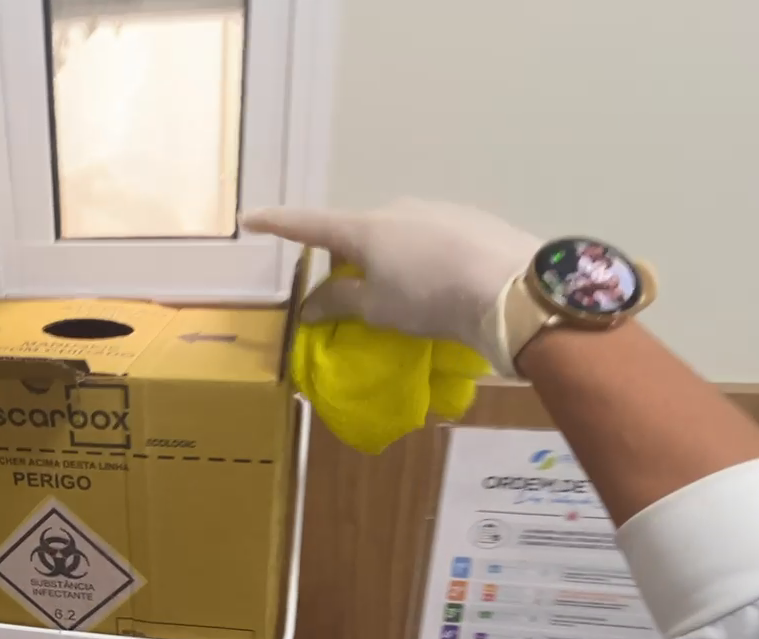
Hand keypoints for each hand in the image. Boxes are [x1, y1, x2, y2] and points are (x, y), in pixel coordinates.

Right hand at [242, 199, 539, 375]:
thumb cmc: (429, 299)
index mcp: (364, 229)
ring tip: (404, 300)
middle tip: (355, 300)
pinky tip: (437, 287)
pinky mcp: (466, 220)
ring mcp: (434, 210)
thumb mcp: (375, 309)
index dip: (277, 224)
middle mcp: (395, 209)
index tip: (249, 219)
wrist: (509, 289)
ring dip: (384, 263)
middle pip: (354, 234)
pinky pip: (425, 240)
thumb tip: (309, 306)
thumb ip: (337, 303)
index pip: (308, 225)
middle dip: (345, 261)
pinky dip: (417, 261)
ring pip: (392, 237)